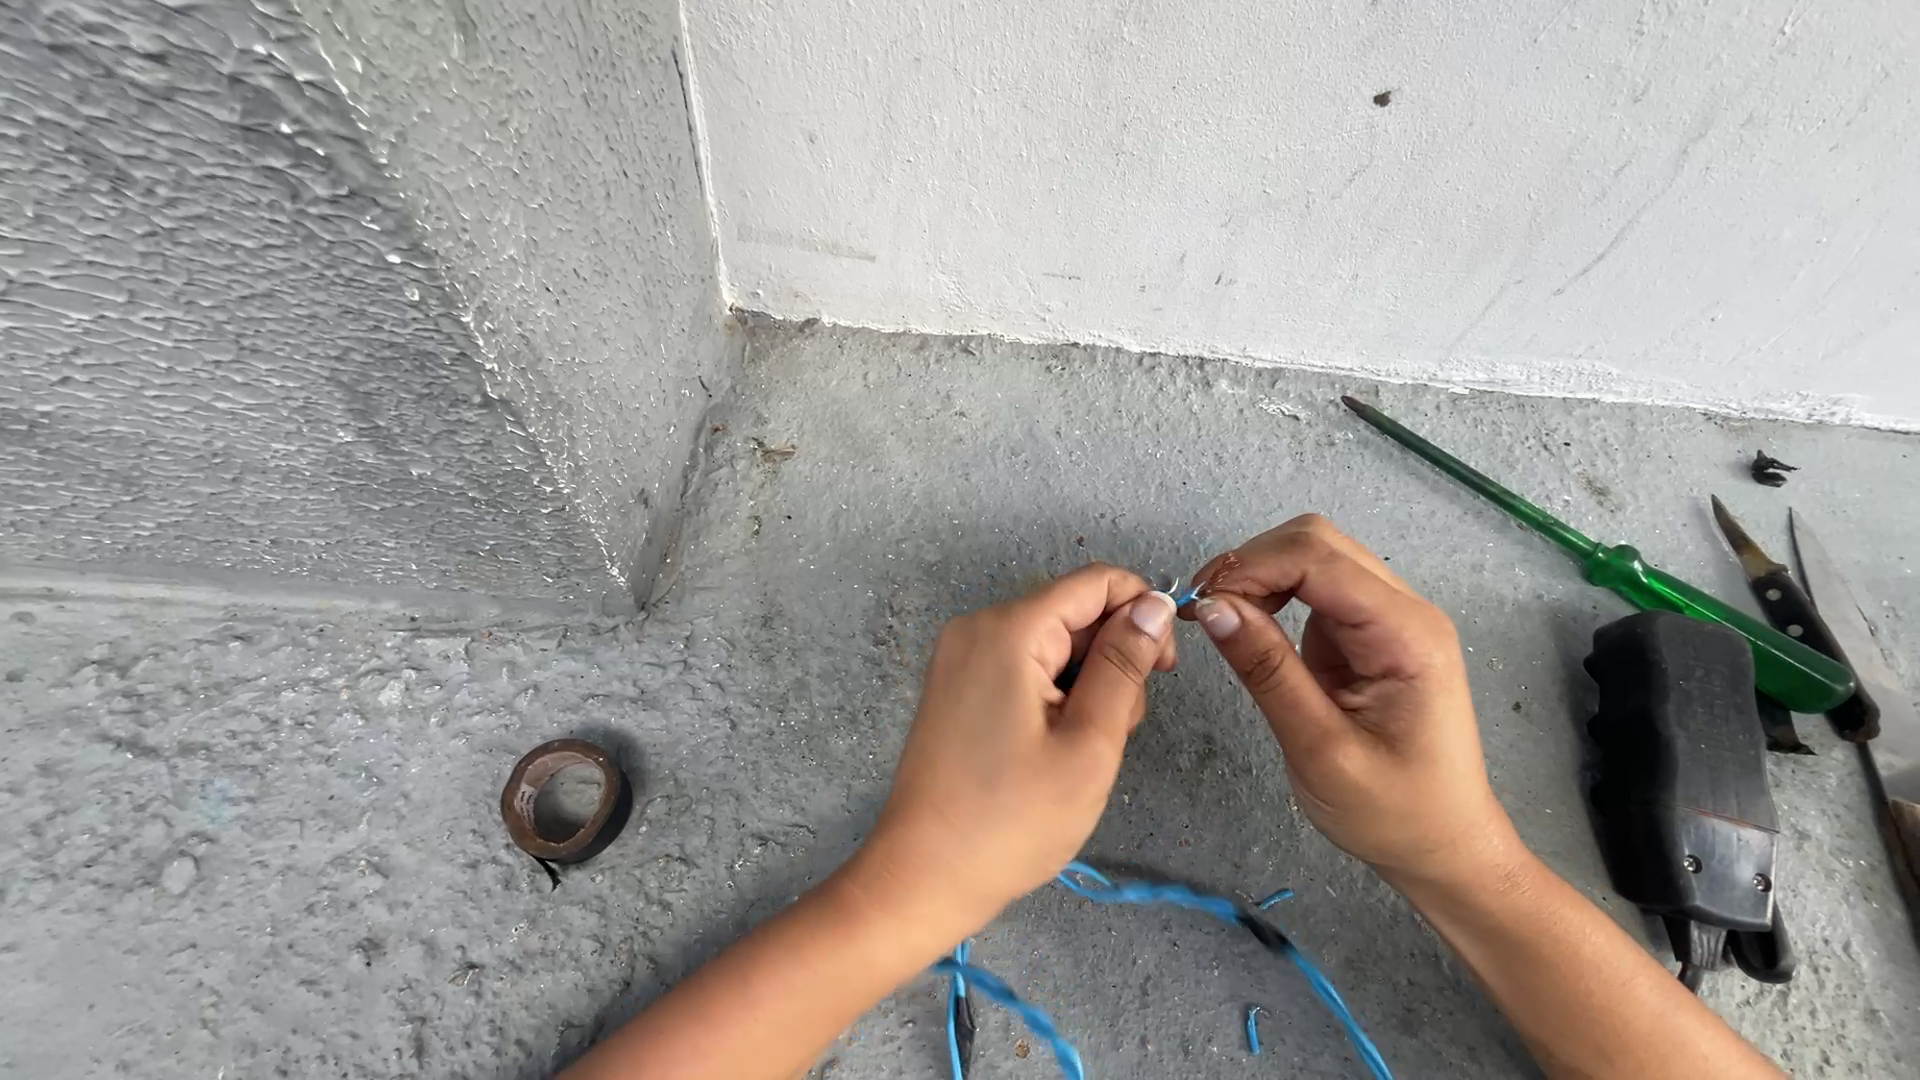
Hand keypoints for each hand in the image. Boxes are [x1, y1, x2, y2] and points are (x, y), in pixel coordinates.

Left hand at [849, 563, 1177, 934]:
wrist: (924, 876)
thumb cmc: (1011, 820)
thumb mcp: (1088, 743)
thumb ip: (1125, 665)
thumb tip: (1155, 605)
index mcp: (1008, 629)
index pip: (1096, 582)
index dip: (1143, 612)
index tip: (1165, 669)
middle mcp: (978, 627)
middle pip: (1073, 612)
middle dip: (1112, 659)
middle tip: (1112, 731)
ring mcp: (962, 655)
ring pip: (1053, 643)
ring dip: (1086, 684)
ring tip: (1078, 750)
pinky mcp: (959, 684)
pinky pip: (1024, 665)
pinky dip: (1054, 694)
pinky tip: (1053, 745)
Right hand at [1183, 515, 1519, 888]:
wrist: (1444, 848)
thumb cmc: (1391, 812)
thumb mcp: (1319, 748)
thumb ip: (1266, 670)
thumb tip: (1211, 607)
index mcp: (1406, 635)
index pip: (1318, 559)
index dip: (1250, 567)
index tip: (1198, 605)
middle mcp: (1403, 611)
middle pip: (1316, 541)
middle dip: (1250, 562)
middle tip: (1202, 609)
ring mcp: (1387, 618)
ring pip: (1312, 554)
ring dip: (1257, 573)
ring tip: (1216, 615)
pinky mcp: (1366, 632)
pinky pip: (1312, 585)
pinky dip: (1269, 591)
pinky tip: (1246, 622)